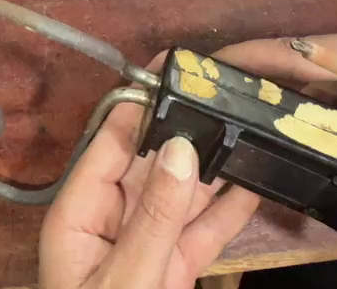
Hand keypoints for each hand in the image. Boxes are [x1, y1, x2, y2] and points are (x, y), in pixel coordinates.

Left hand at [39, 98, 260, 288]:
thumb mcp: (127, 281)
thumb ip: (156, 216)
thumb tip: (181, 146)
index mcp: (81, 211)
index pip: (114, 141)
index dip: (145, 104)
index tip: (183, 69)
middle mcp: (111, 218)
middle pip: (152, 161)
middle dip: (188, 130)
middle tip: (231, 95)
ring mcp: (144, 245)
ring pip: (181, 193)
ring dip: (214, 165)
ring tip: (251, 127)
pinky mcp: (172, 272)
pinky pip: (201, 231)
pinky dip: (226, 210)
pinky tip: (256, 183)